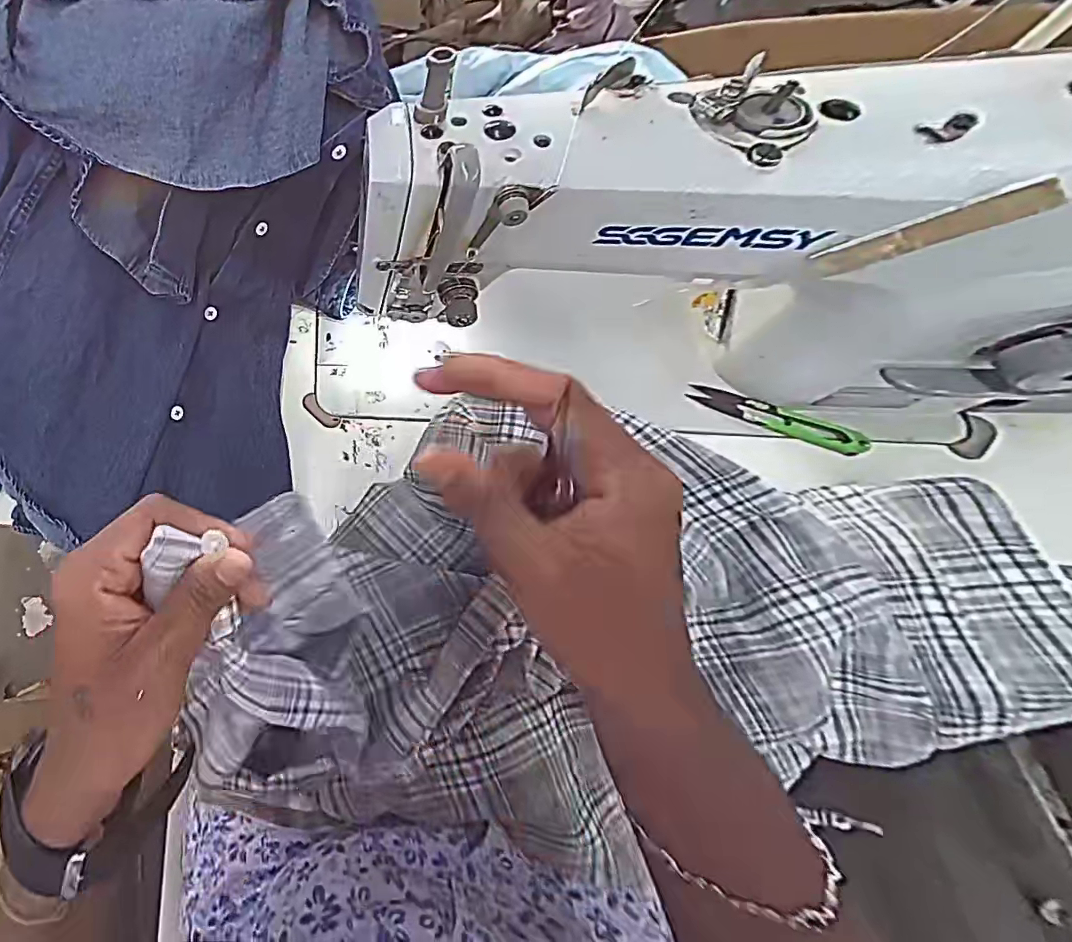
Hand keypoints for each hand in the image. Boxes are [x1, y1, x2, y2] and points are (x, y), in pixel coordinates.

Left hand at [21, 494, 267, 847]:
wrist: (84, 774)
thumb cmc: (114, 722)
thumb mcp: (163, 656)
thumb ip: (199, 598)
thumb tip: (239, 555)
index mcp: (90, 573)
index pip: (151, 518)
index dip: (202, 527)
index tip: (243, 553)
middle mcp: (94, 569)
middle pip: (163, 535)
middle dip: (212, 555)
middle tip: (253, 583)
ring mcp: (106, 587)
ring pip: (169, 557)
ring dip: (210, 575)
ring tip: (248, 599)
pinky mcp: (120, 606)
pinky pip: (164, 581)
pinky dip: (196, 592)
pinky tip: (223, 610)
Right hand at [412, 355, 694, 695]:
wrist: (641, 696)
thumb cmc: (597, 631)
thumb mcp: (530, 561)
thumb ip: (481, 501)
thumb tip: (429, 457)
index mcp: (627, 472)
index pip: (558, 397)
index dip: (496, 377)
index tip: (440, 375)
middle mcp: (629, 471)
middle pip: (551, 425)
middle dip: (497, 440)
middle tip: (443, 444)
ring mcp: (618, 493)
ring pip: (545, 460)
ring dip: (510, 486)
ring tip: (510, 540)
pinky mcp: (604, 515)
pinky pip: (550, 487)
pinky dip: (522, 503)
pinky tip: (520, 541)